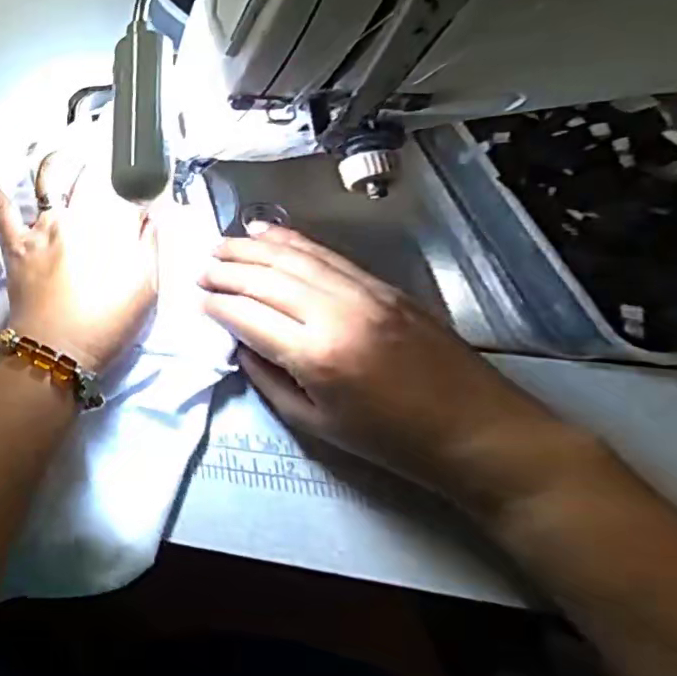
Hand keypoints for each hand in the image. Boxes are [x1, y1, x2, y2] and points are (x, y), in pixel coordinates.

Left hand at [0, 153, 156, 372]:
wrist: (58, 351)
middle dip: (93, 165)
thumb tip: (152, 212)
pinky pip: (1, 209)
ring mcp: (43, 228)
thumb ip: (149, 245)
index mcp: (111, 227)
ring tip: (54, 153)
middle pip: (86, 179)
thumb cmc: (106, 324)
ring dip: (52, 164)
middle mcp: (77, 218)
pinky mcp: (16, 243)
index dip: (132, 180)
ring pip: (46, 183)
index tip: (137, 176)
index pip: (123, 191)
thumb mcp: (145, 288)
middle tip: (96, 158)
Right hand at [200, 223, 589, 510]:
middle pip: (266, 278)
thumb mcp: (319, 426)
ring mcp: (361, 292)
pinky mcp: (381, 284)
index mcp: (316, 355)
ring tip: (222, 244)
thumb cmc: (393, 443)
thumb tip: (243, 345)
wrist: (478, 432)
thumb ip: (271, 380)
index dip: (218, 305)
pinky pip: (326, 253)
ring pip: (293, 257)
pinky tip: (268, 232)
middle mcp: (334, 312)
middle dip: (227, 270)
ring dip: (252, 247)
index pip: (250, 316)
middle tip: (200, 268)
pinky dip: (292, 240)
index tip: (198, 299)